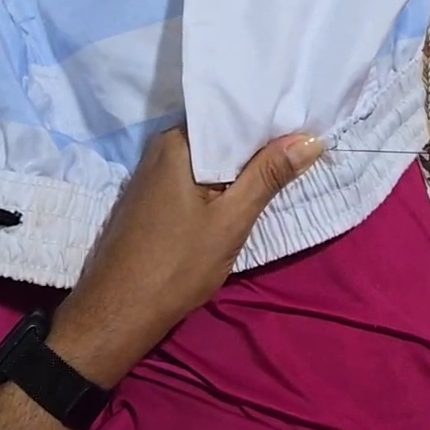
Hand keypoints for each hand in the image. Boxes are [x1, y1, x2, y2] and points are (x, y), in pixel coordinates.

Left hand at [47, 127, 324, 386]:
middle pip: (221, 137)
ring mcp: (154, 174)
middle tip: (306, 142)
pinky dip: (221, 182)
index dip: (268, 118)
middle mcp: (162, 148)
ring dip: (241, 166)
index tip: (305, 119)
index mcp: (178, 142)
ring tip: (287, 161)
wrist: (118, 315)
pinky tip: (246, 190)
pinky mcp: (153, 197)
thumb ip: (269, 176)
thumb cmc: (176, 265)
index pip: (230, 114)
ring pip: (209, 159)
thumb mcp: (231, 220)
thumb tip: (312, 140)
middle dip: (259, 143)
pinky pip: (196, 176)